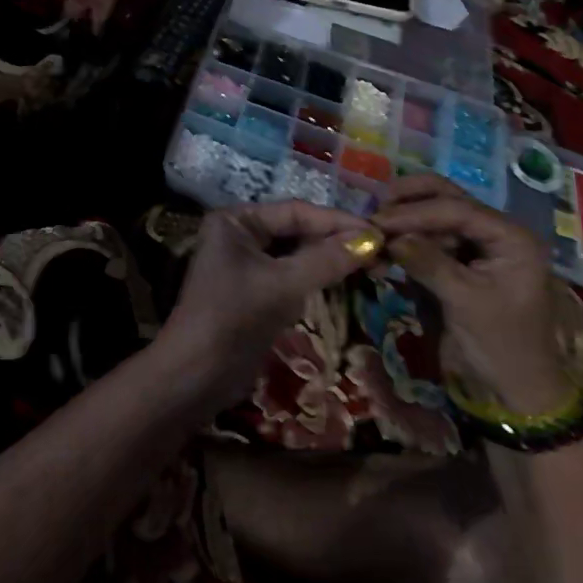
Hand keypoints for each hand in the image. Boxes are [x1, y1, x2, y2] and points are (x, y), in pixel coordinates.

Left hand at [161, 201, 375, 409]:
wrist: (198, 371)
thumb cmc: (234, 316)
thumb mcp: (283, 284)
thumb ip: (326, 259)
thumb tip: (373, 239)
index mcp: (235, 220)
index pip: (295, 211)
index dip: (338, 221)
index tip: (382, 234)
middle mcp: (238, 235)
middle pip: (297, 230)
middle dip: (336, 241)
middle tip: (384, 254)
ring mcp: (245, 264)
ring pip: (296, 254)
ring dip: (330, 260)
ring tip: (375, 267)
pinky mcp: (254, 291)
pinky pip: (291, 275)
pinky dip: (316, 278)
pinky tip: (346, 282)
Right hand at [375, 175, 569, 413]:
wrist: (514, 388)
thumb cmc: (501, 344)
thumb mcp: (465, 301)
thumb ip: (428, 262)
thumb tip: (388, 236)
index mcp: (510, 237)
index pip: (456, 209)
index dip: (413, 213)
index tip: (375, 223)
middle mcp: (493, 233)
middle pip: (446, 199)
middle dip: (408, 202)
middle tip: (373, 214)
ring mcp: (473, 248)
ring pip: (432, 218)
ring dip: (402, 224)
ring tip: (373, 238)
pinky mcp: (454, 265)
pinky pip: (425, 243)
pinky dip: (402, 245)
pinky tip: (380, 256)